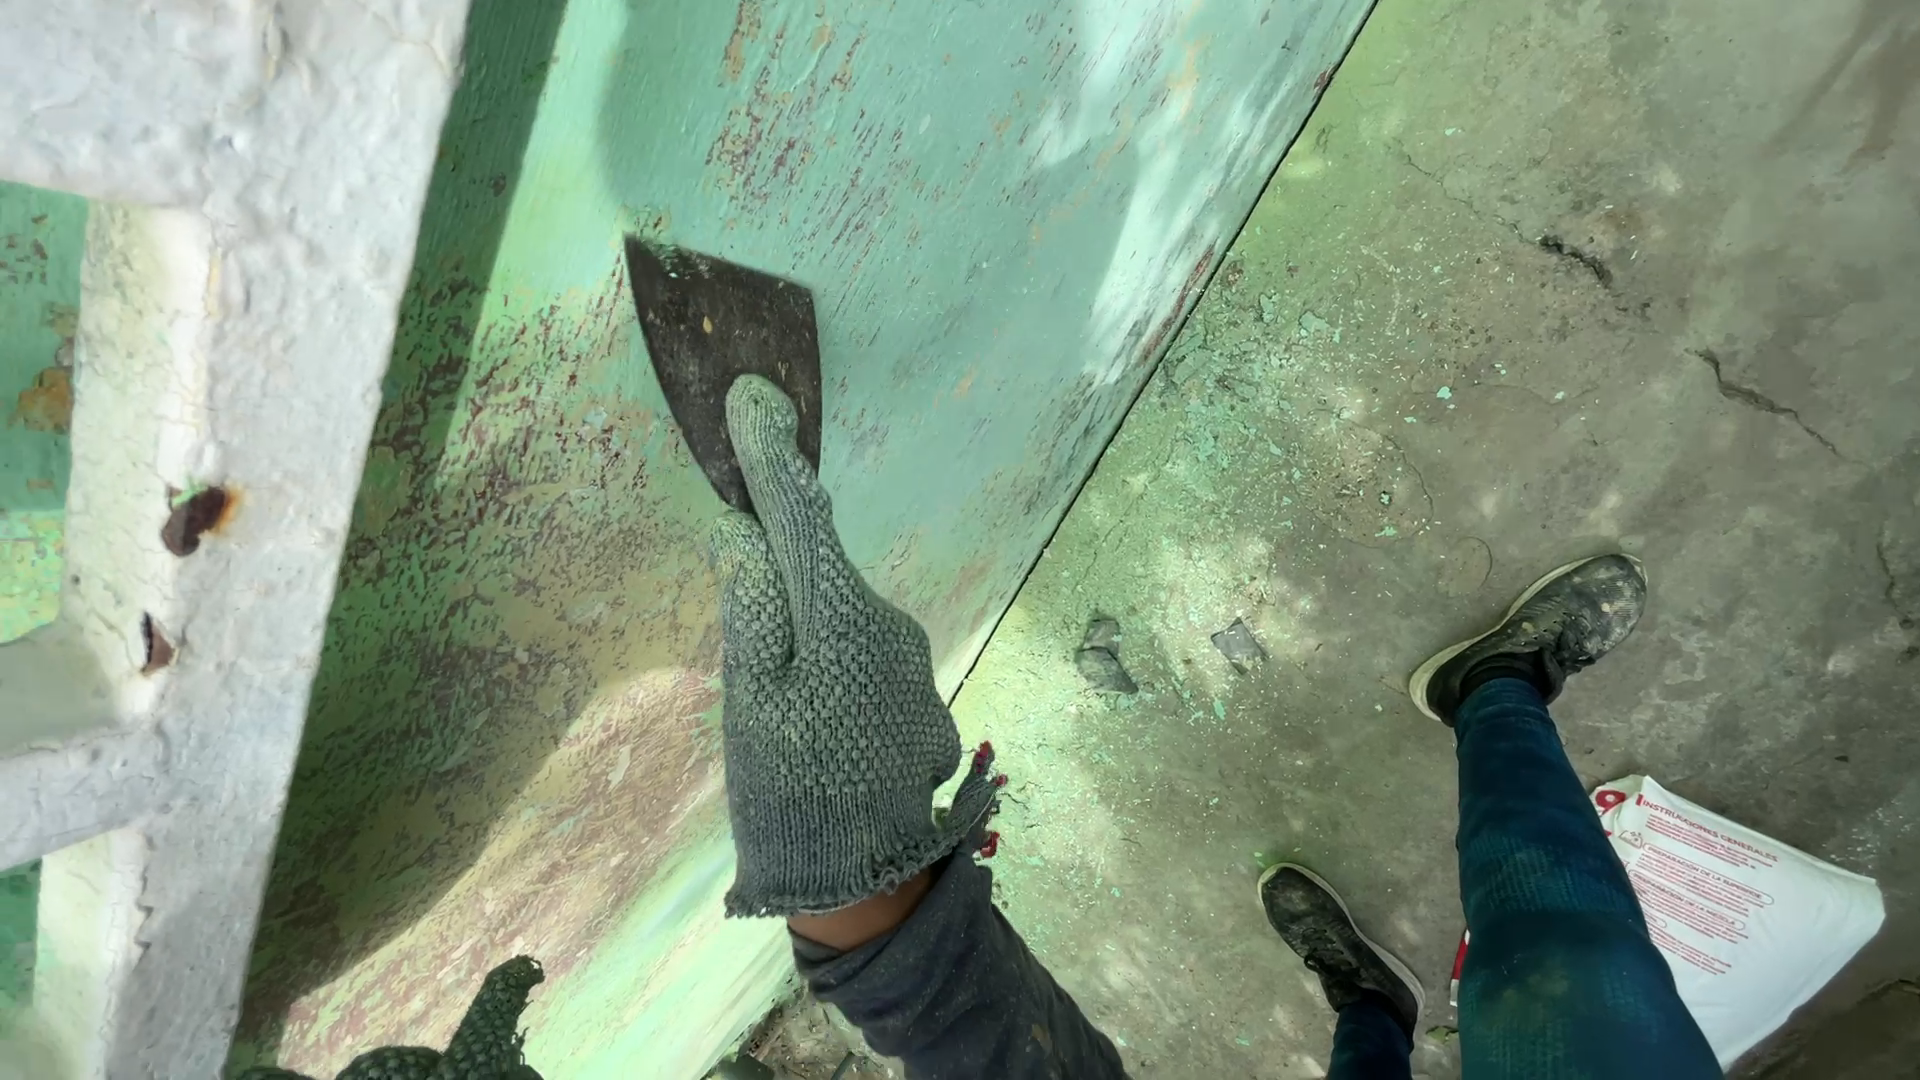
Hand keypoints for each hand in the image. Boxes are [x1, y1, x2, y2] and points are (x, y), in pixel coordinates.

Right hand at [710, 376, 1001, 916]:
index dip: (771, 460)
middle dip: (784, 574)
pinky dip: (838, 666)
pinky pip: (866, 655)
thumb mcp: (752, 700)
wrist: (865, 879)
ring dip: (812, 635)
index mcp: (842, 618)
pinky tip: (831, 726)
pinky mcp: (922, 689)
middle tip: (755, 653)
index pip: (802, 518)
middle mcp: (891, 625)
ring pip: (843, 616)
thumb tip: (744, 531)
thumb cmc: (792, 791)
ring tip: (793, 712)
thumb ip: (752, 608)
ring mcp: (914, 660)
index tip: (754, 399)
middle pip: (823, 570)